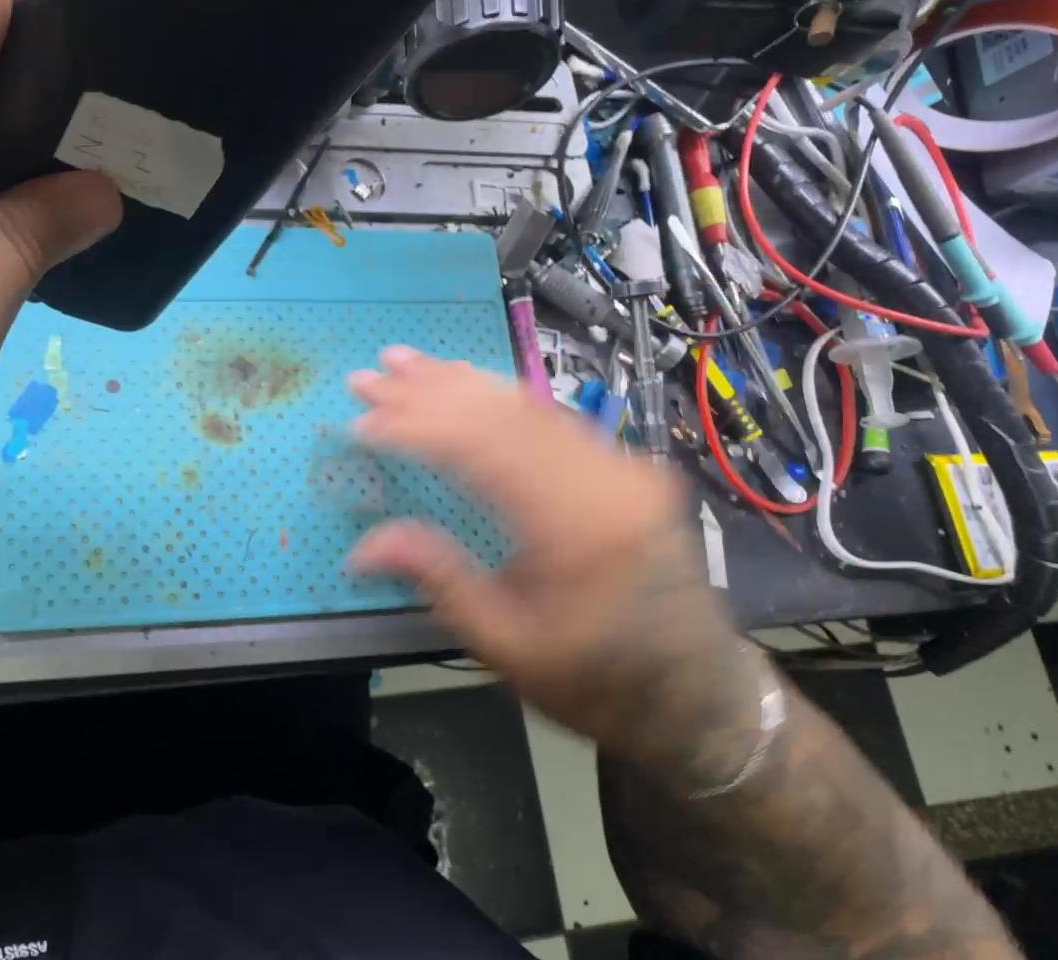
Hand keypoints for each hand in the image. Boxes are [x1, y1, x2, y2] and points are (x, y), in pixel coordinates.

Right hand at [346, 348, 771, 768]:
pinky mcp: (623, 468)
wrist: (697, 697)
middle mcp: (607, 480)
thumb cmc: (595, 680)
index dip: (414, 428)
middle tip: (365, 376)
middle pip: (502, 414)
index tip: (359, 421)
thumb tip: (362, 545)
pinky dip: (497, 394)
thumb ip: (439, 580)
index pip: (482, 448)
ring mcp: (622, 468)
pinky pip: (551, 415)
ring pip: (527, 404)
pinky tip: (463, 379)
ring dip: (457, 382)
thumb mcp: (507, 645)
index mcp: (579, 524)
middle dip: (425, 392)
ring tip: (400, 360)